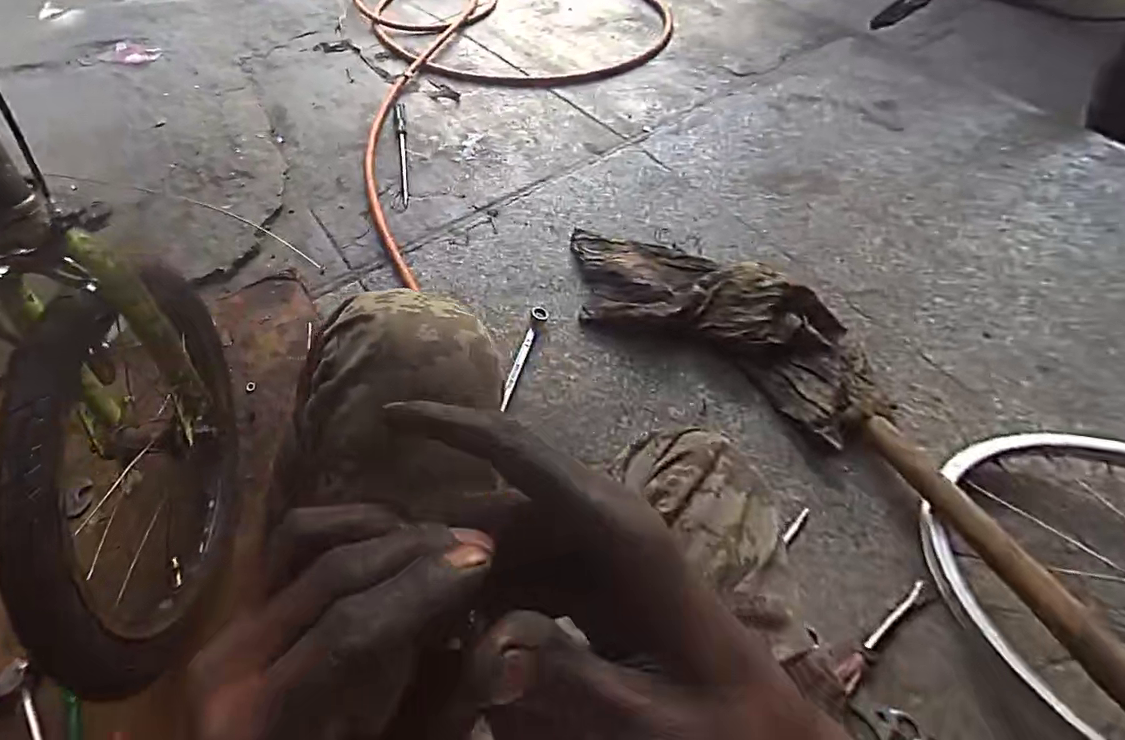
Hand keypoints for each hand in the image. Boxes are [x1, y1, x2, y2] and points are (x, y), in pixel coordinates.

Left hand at [184, 504, 494, 739]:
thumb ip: (447, 702)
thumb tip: (504, 631)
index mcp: (277, 724)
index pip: (355, 632)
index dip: (422, 587)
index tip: (479, 557)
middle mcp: (235, 665)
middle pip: (335, 574)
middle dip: (413, 548)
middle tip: (472, 540)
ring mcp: (228, 626)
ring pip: (305, 538)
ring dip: (380, 526)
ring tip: (434, 535)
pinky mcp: (234, 604)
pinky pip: (287, 540)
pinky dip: (340, 521)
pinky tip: (385, 528)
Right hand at [385, 402, 847, 739]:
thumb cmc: (733, 728)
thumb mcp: (658, 724)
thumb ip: (573, 684)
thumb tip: (483, 646)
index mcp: (617, 527)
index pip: (518, 452)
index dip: (451, 424)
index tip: (391, 415)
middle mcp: (597, 517)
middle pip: (496, 513)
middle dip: (447, 548)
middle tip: (399, 598)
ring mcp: (590, 543)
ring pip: (501, 544)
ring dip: (466, 583)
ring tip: (433, 635)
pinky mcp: (585, 572)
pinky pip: (518, 572)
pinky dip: (489, 601)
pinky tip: (471, 645)